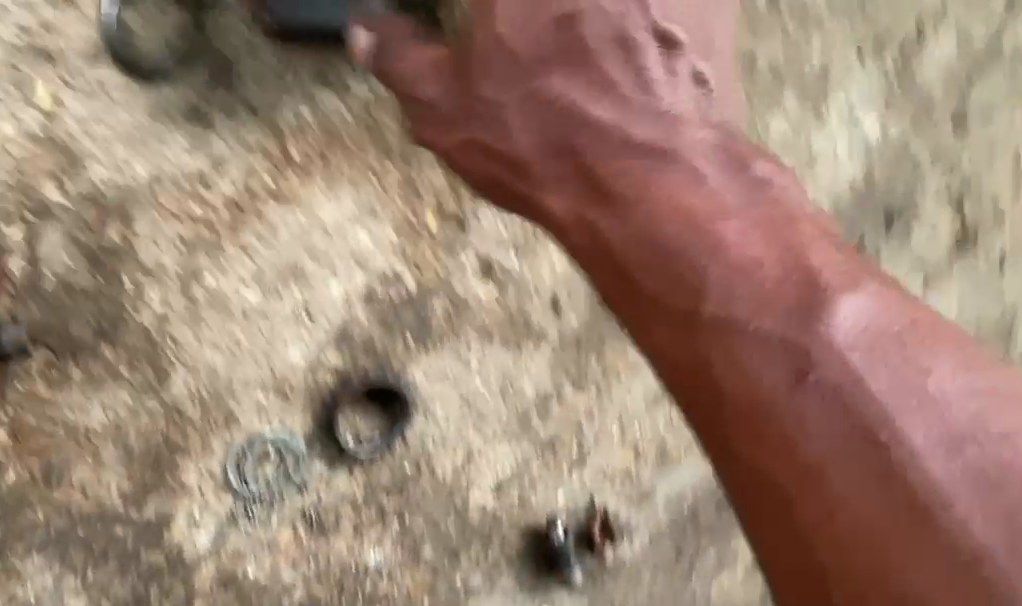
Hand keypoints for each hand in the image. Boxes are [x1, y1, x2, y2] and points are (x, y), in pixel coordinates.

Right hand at [350, 0, 742, 230]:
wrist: (641, 173)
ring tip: (568, 69)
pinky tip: (620, 56)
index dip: (470, 14)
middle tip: (512, 51)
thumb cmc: (534, 136)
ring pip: (593, 4)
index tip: (466, 29)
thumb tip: (363, 32)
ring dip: (580, 23)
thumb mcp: (440, 108)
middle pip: (529, 2)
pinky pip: (659, 0)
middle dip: (518, 22)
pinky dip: (638, 18)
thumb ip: (398, 57)